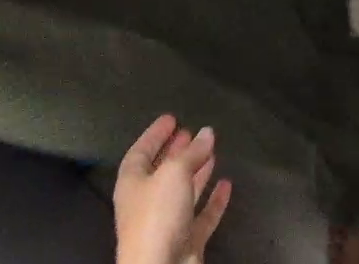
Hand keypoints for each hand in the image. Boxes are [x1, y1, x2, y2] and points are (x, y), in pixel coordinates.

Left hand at [113, 114, 232, 263]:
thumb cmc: (157, 215)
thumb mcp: (173, 173)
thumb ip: (191, 152)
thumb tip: (207, 132)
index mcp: (132, 183)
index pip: (140, 152)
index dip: (154, 134)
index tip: (171, 118)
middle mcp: (147, 202)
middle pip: (162, 171)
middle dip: (177, 151)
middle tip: (193, 132)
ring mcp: (166, 224)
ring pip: (183, 192)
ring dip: (197, 171)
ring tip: (212, 149)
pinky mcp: (186, 241)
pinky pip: (201, 216)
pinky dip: (213, 200)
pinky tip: (226, 184)